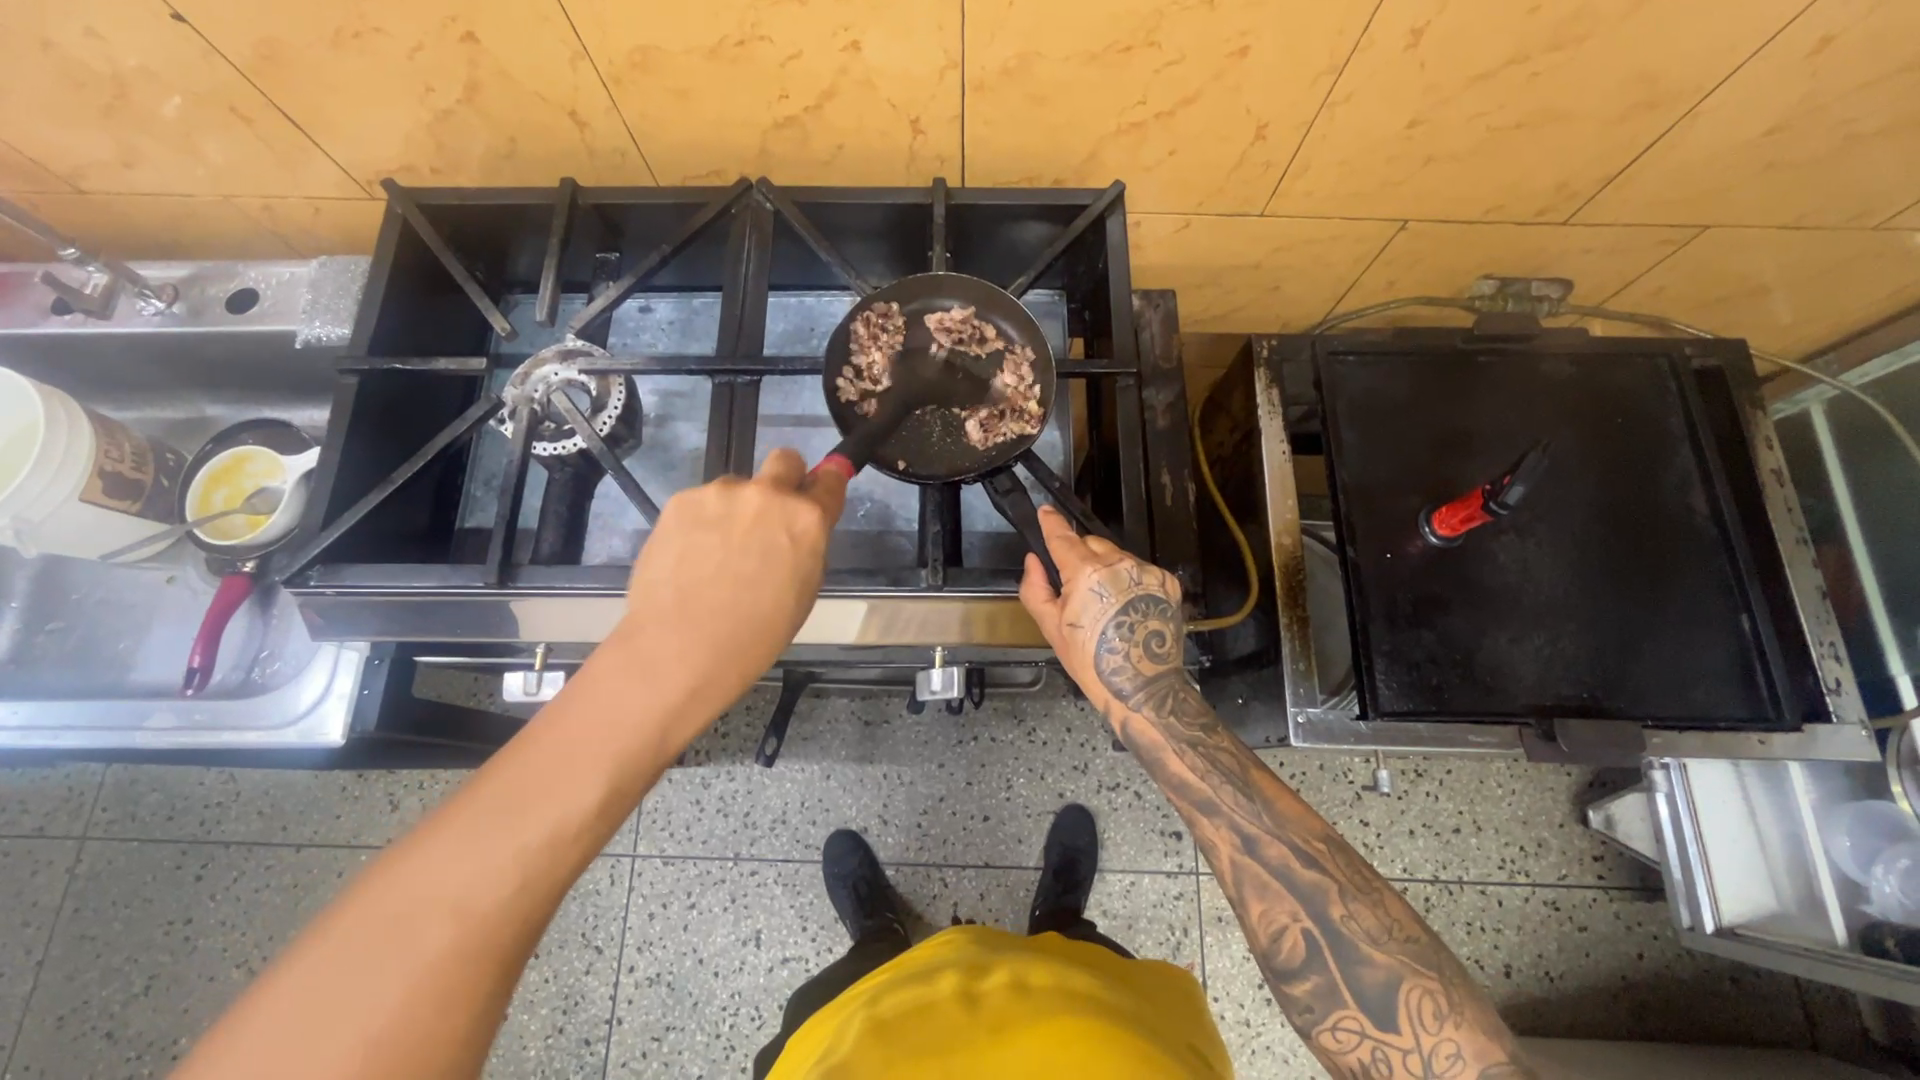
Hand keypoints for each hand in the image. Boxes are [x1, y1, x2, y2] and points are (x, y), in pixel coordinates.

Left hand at [604, 448, 846, 739]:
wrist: (683, 645)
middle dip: (784, 479)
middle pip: (786, 460)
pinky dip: (700, 523)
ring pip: (737, 487)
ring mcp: (721, 493)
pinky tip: (689, 558)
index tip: (821, 486)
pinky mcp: (681, 500)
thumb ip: (805, 546)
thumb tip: (798, 528)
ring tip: (715, 555)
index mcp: (807, 520)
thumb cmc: (757, 634)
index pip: (831, 480)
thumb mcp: (803, 590)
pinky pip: (700, 503)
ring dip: (734, 510)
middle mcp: (768, 495)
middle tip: (768, 516)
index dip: (828, 481)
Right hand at [1018, 505, 1190, 725]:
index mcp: (1086, 573)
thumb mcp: (1051, 629)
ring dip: (1105, 568)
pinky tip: (1125, 606)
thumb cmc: (1091, 661)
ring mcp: (1146, 571)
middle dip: (1079, 557)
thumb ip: (1035, 589)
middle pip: (1091, 544)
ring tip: (1103, 603)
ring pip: (1116, 556)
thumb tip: (1033, 561)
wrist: (1142, 687)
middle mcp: (1118, 564)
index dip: (1051, 522)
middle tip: (1075, 587)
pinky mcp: (1166, 582)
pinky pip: (1138, 569)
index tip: (1045, 511)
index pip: (1063, 537)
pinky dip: (1128, 579)